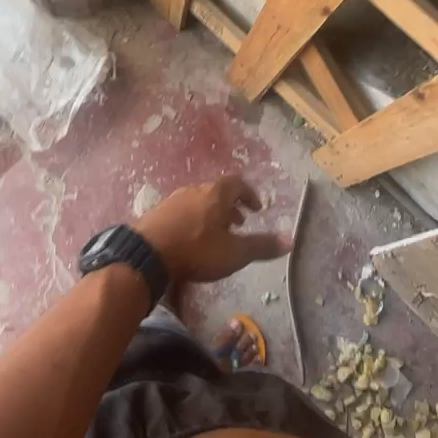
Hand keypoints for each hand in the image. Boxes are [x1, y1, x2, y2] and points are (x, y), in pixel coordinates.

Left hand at [135, 175, 289, 283]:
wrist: (147, 254)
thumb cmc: (197, 250)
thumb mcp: (234, 253)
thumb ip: (261, 246)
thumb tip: (291, 240)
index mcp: (216, 194)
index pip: (238, 183)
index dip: (249, 194)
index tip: (256, 208)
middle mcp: (195, 190)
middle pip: (217, 192)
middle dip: (230, 206)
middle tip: (239, 223)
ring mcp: (173, 200)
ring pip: (199, 201)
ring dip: (211, 214)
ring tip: (217, 233)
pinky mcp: (157, 213)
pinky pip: (182, 211)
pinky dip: (193, 220)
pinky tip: (191, 239)